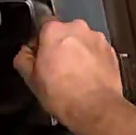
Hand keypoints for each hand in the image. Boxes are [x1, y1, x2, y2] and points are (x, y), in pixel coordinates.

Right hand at [13, 18, 127, 134]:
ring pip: (81, 41)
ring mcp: (97, 38)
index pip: (42, 26)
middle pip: (64, 33)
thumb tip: (24, 53)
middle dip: (60, 46)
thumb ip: (23, 60)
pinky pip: (96, 51)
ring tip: (74, 76)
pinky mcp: (111, 51)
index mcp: (54, 30)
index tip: (39, 58)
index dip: (39, 42)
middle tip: (56, 69)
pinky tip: (88, 78)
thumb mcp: (31, 80)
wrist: (96, 109)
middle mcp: (77, 28)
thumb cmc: (62, 94)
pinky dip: (92, 60)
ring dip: (77, 53)